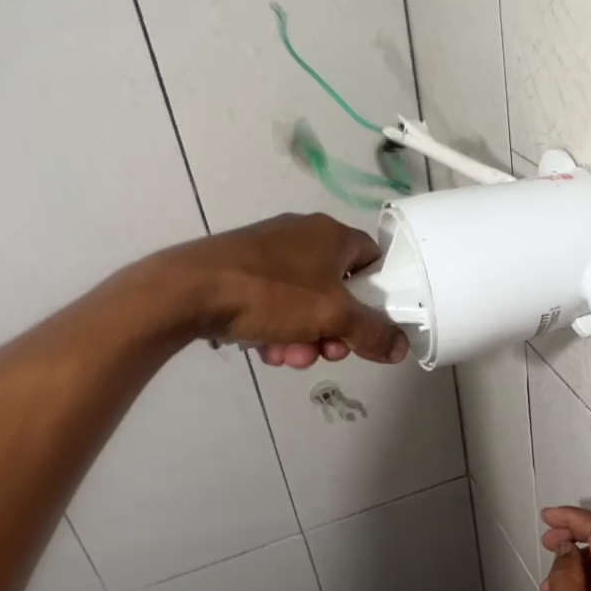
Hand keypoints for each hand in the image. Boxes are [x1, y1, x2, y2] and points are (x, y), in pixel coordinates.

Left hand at [169, 213, 406, 367]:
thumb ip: (372, 332)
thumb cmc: (272, 293)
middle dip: (335, 329)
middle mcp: (301, 236)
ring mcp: (267, 254)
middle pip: (337, 290)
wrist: (190, 291)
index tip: (370, 326)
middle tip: (327, 352)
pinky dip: (276, 330)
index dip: (377, 295)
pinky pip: (273, 306)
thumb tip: (400, 347)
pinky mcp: (240, 273)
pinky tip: (266, 350)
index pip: (372, 260)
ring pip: (304, 304)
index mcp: (330, 234)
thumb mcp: (333, 316)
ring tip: (289, 356)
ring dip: (305, 337)